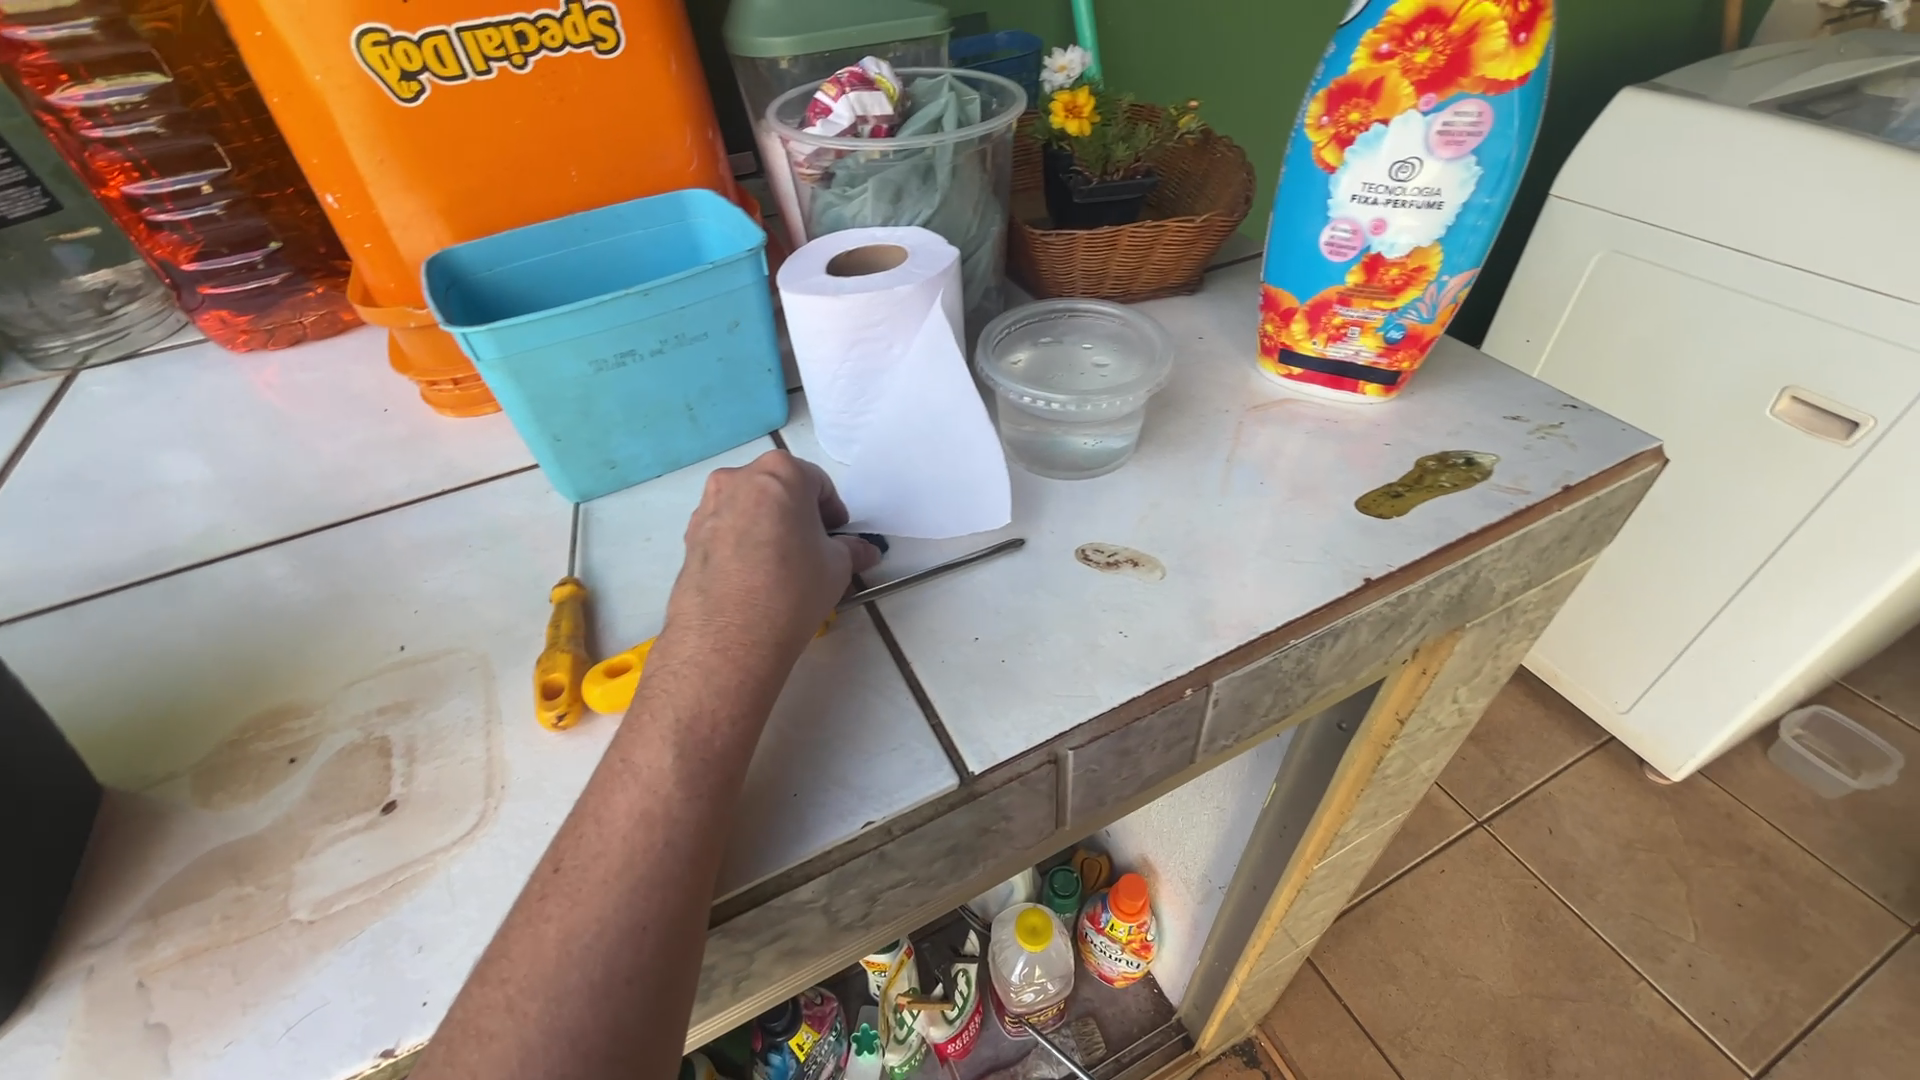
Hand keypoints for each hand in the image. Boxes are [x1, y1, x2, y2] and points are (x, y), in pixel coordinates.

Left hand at [659, 450, 881, 668]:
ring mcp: (708, 506)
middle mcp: (738, 479)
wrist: (729, 635)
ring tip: (781, 566)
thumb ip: (852, 550)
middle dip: (798, 515)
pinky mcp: (690, 537)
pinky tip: (754, 578)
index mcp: (780, 472)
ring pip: (749, 509)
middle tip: (813, 549)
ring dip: (768, 527)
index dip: (833, 511)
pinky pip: (726, 530)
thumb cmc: (793, 587)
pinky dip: (743, 544)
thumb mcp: (837, 567)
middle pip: (778, 489)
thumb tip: (864, 551)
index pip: (818, 482)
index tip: (838, 537)